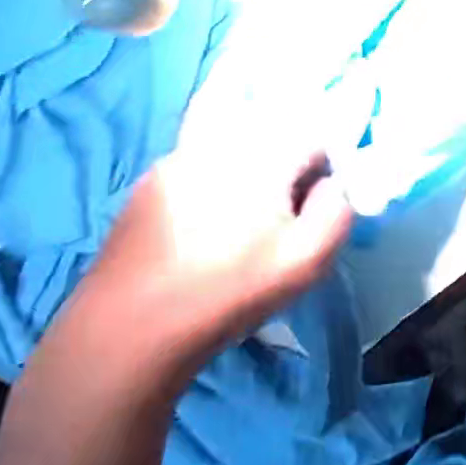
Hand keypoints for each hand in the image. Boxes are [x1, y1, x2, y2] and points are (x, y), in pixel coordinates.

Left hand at [81, 145, 354, 363]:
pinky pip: (200, 162)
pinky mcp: (150, 180)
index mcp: (263, 154)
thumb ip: (338, 208)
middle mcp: (220, 141)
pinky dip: (215, 181)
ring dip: (250, 172)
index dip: (323, 172)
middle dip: (286, 167)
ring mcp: (179, 157)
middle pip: (274, 134)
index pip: (316, 139)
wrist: (126, 330)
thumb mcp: (309, 258)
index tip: (312, 209)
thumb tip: (332, 183)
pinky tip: (205, 227)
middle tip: (279, 218)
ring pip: (235, 146)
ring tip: (240, 225)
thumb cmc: (229, 291)